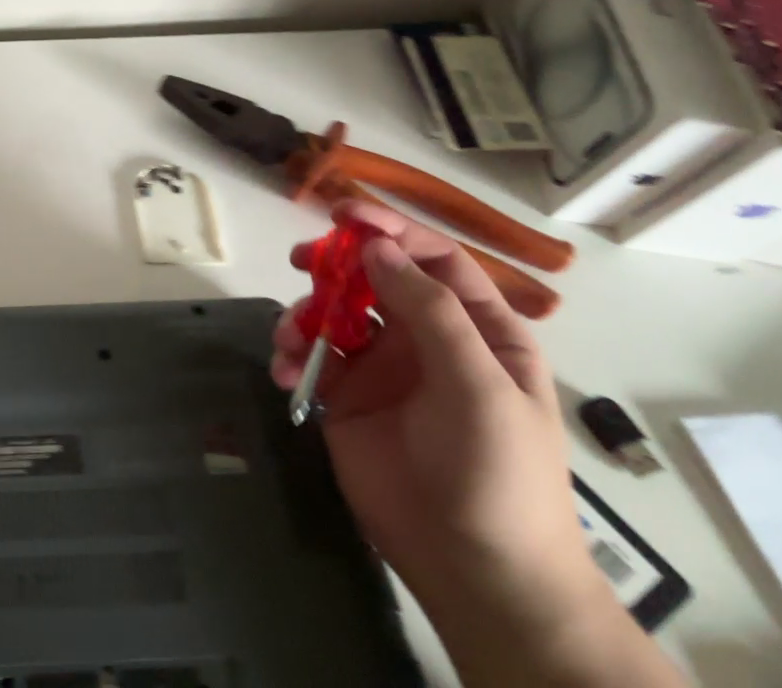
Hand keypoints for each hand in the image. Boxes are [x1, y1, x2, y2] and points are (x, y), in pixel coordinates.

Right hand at [271, 202, 667, 685]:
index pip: (432, 261)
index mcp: (477, 329)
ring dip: (304, 315)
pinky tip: (285, 375)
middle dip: (336, 265)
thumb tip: (379, 251)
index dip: (390, 231)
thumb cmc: (496, 470)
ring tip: (290, 341)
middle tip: (303, 262)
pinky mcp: (344, 400)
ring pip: (333, 314)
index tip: (343, 217)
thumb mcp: (478, 385)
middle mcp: (426, 340)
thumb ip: (430, 312)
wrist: (472, 565)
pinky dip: (290, 358)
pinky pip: (309, 360)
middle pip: (374, 279)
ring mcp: (381, 370)